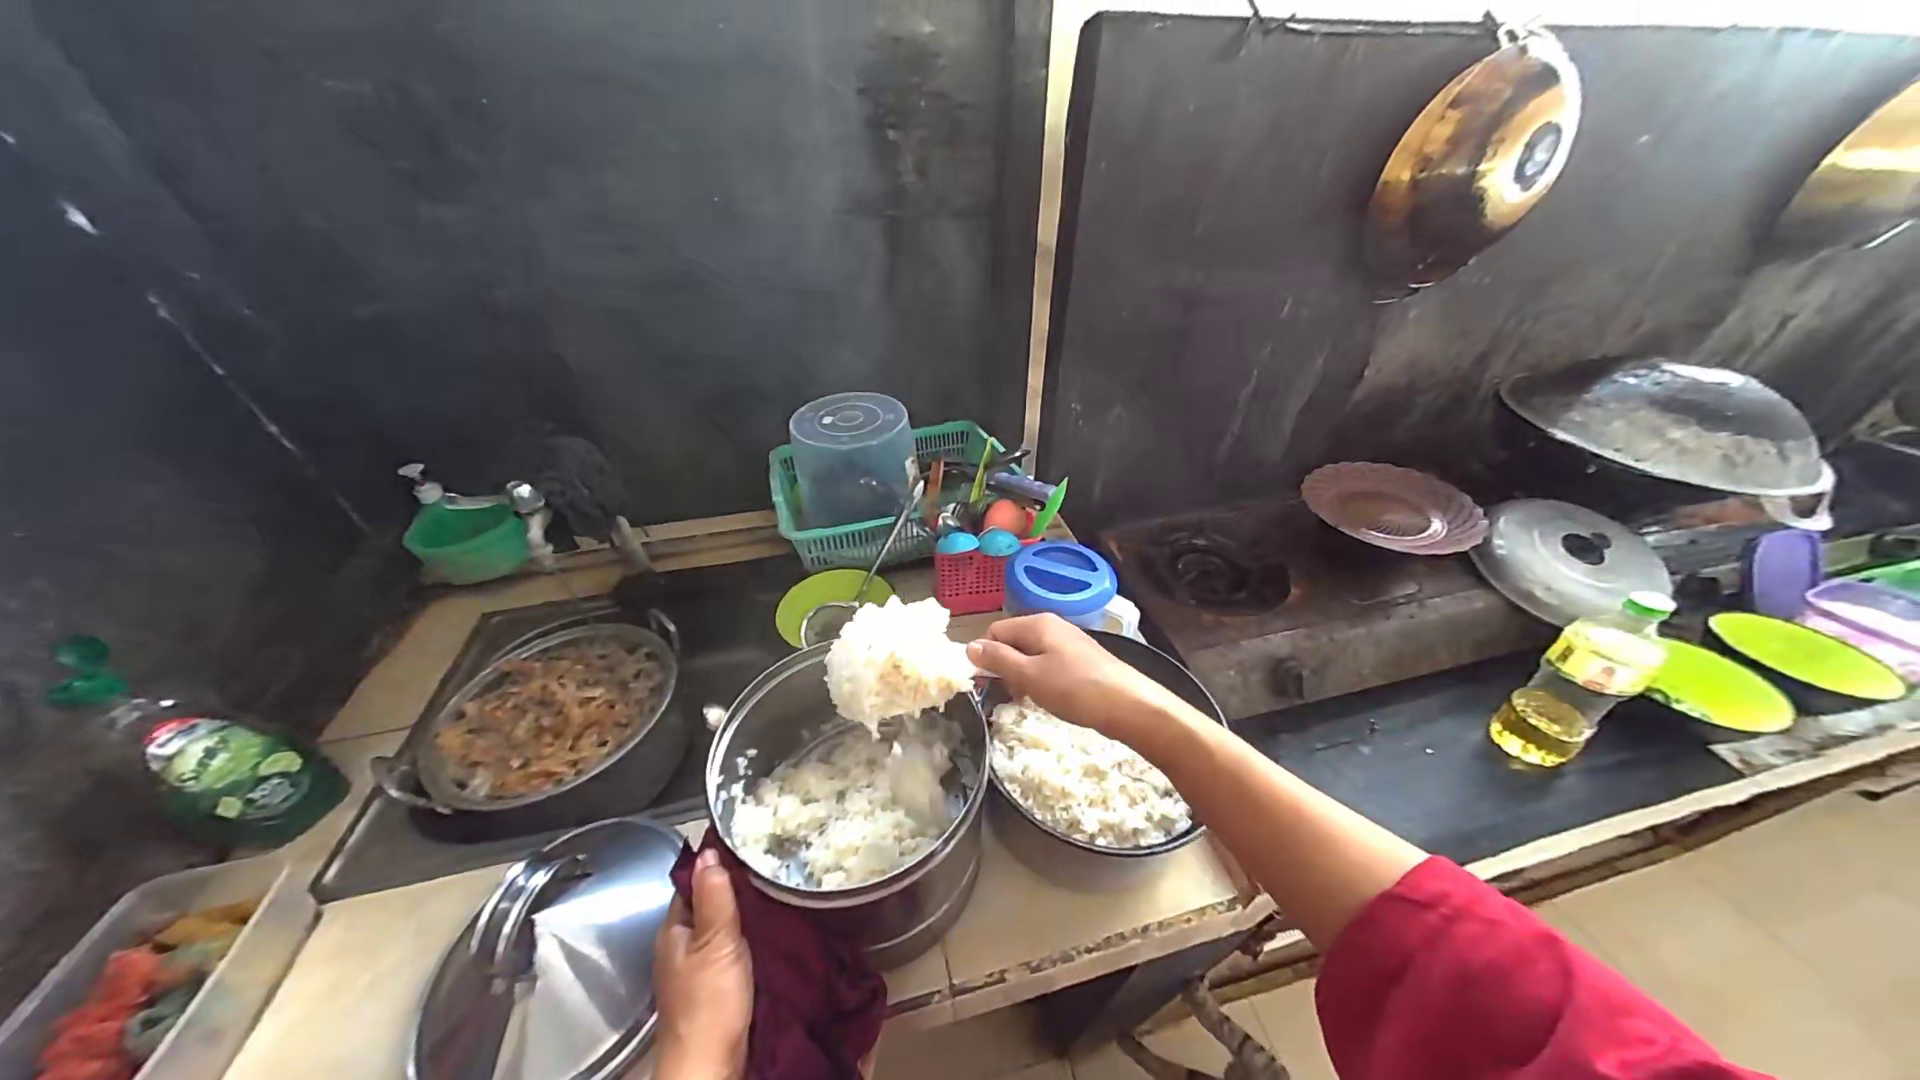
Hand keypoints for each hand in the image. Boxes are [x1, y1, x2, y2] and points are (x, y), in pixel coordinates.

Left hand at [653, 848, 752, 1079]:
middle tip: (770, 857)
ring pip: (721, 923)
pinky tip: (772, 925)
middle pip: (707, 902)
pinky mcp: (715, 985)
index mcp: (674, 930)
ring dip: (743, 908)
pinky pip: (732, 945)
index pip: (692, 882)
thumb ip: (714, 897)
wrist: (710, 1070)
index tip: (746, 838)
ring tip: (776, 883)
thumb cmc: (709, 1002)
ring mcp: (697, 967)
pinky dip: (749, 932)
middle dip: (734, 882)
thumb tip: (708, 852)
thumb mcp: (715, 942)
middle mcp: (681, 945)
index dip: (715, 860)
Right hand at [967, 614, 1197, 746]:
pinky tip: (1053, 698)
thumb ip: (998, 659)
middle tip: (1013, 695)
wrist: (1129, 704)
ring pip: (1031, 654)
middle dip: (1006, 667)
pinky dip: (1043, 680)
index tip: (990, 684)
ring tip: (1033, 700)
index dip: (987, 657)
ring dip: (1024, 676)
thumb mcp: (1028, 675)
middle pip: (1013, 641)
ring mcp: (1069, 640)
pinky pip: (1049, 663)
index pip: (994, 632)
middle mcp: (1052, 625)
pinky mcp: (1082, 658)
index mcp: (1036, 623)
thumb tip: (969, 646)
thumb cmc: (1074, 689)